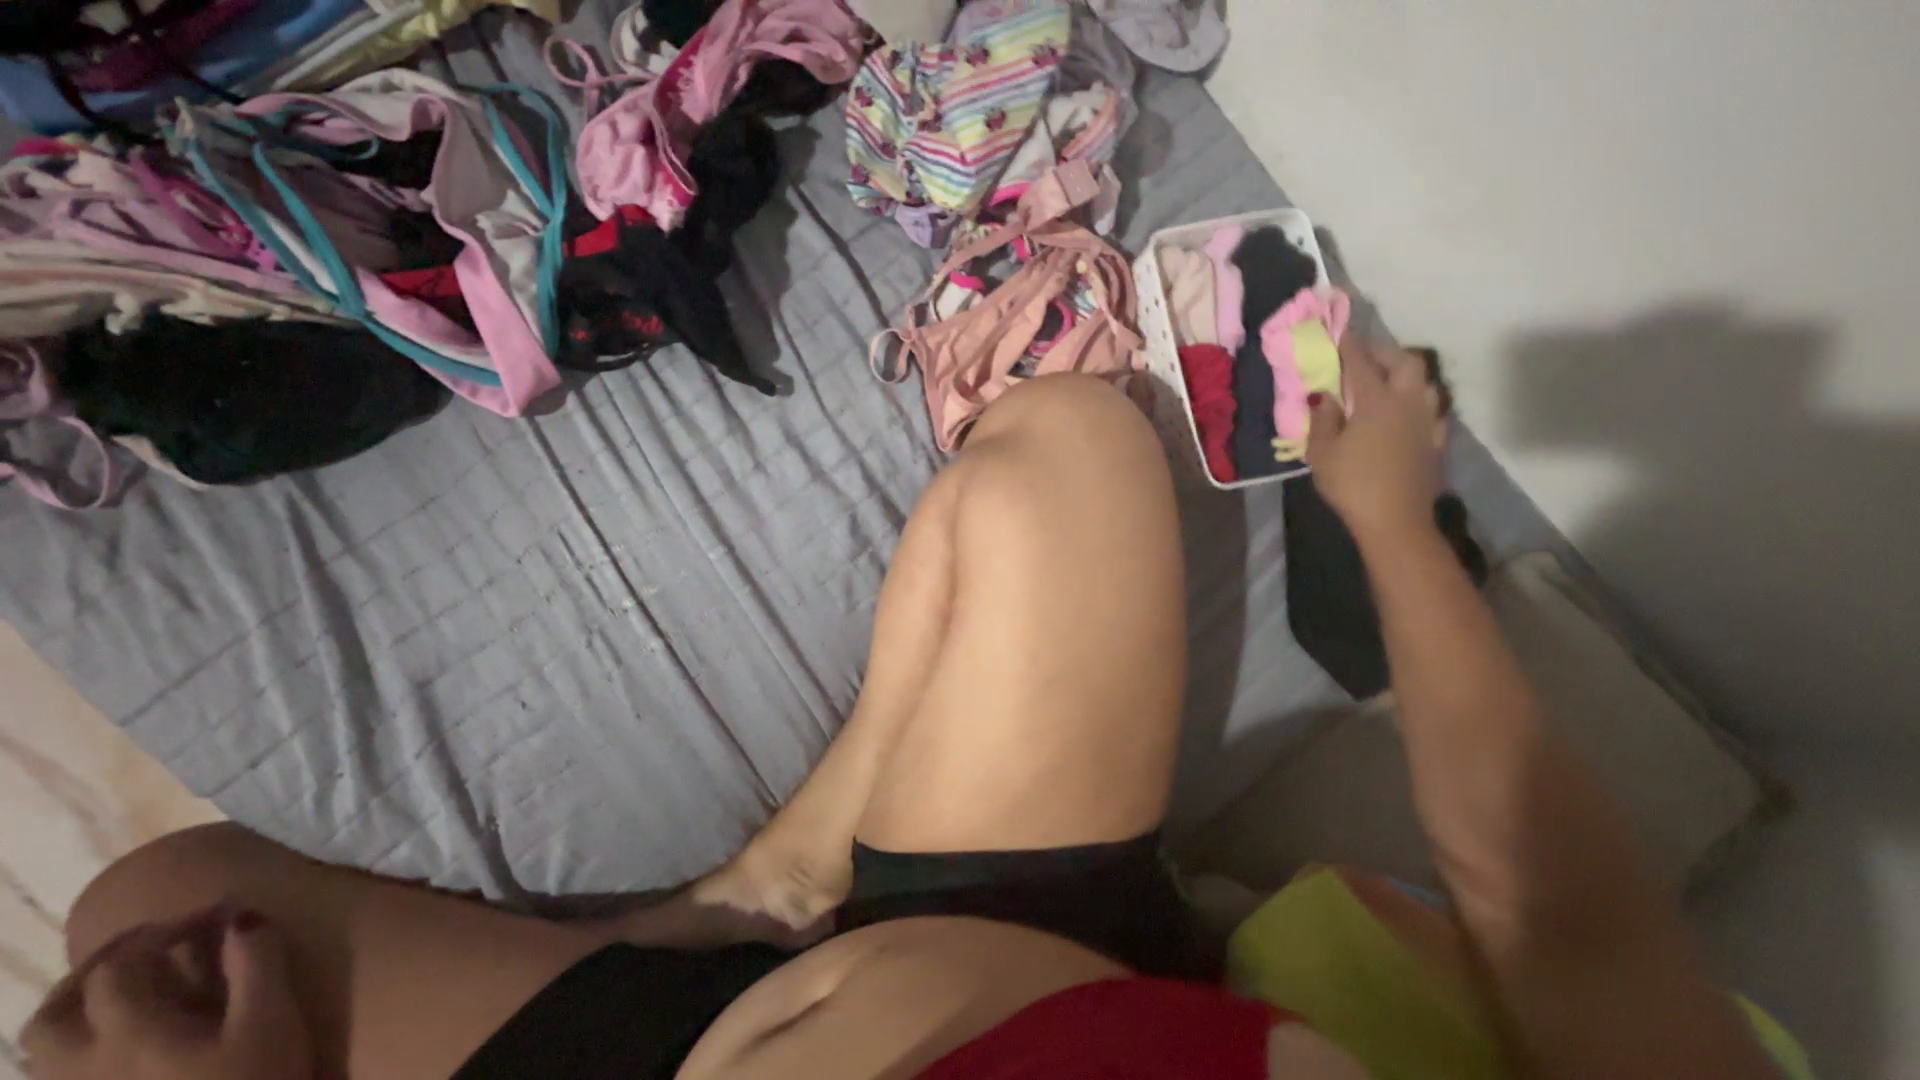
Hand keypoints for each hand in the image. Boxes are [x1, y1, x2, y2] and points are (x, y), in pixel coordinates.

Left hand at [20, 905, 312, 1079]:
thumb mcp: (271, 1020)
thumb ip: (257, 962)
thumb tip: (240, 913)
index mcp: (128, 1034)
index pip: (124, 964)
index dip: (167, 929)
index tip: (217, 917)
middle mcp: (82, 1066)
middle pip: (58, 1008)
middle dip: (99, 966)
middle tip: (150, 944)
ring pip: (43, 1048)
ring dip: (78, 1005)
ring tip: (126, 990)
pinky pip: (56, 1077)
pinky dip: (77, 1046)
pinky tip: (116, 1046)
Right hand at [1305, 338, 1447, 542]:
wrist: (1396, 520)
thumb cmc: (1352, 484)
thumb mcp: (1322, 454)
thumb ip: (1323, 420)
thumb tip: (1325, 397)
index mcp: (1376, 400)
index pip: (1361, 362)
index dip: (1349, 345)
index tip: (1340, 332)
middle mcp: (1406, 402)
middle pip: (1404, 362)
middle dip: (1384, 353)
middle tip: (1365, 358)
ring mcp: (1427, 421)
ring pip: (1424, 383)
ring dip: (1406, 376)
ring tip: (1387, 383)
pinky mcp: (1436, 441)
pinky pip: (1431, 410)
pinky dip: (1416, 404)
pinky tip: (1406, 414)